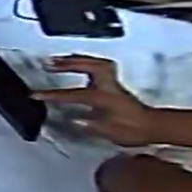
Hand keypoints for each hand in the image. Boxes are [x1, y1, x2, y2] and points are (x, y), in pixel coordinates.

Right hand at [35, 55, 163, 144]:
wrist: (155, 127)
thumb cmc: (134, 130)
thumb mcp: (111, 132)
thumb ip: (91, 125)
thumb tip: (71, 120)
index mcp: (106, 98)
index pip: (75, 94)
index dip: (54, 94)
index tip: (35, 95)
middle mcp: (109, 87)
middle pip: (92, 66)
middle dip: (70, 63)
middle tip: (49, 63)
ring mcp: (113, 84)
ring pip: (97, 63)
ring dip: (78, 59)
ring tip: (59, 59)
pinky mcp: (113, 84)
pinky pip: (99, 66)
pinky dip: (86, 62)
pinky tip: (76, 64)